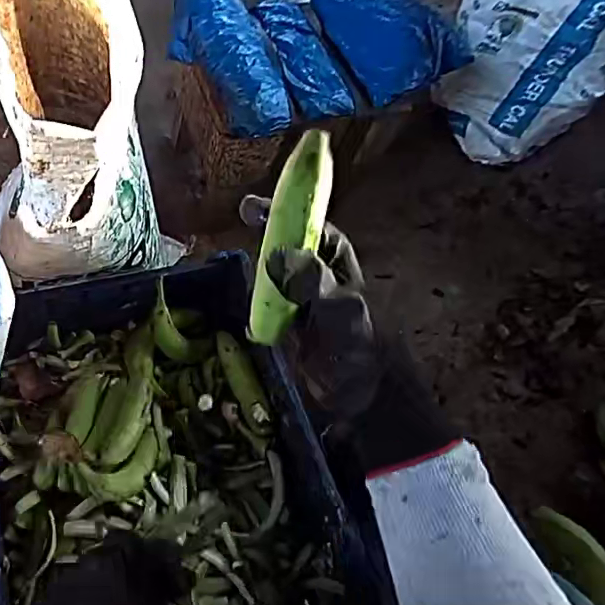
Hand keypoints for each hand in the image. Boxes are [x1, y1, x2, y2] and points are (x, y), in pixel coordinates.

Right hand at [241, 195, 457, 472]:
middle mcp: (322, 285)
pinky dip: (257, 305)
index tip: (258, 204)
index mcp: (340, 271)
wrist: (365, 399)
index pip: (314, 232)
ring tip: (239, 264)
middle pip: (293, 251)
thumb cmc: (363, 348)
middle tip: (244, 218)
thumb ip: (312, 281)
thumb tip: (277, 254)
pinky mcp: (292, 335)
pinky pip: (271, 310)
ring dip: (261, 271)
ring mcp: (306, 310)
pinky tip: (243, 303)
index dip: (291, 214)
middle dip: (272, 235)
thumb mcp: (342, 309)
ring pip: (279, 280)